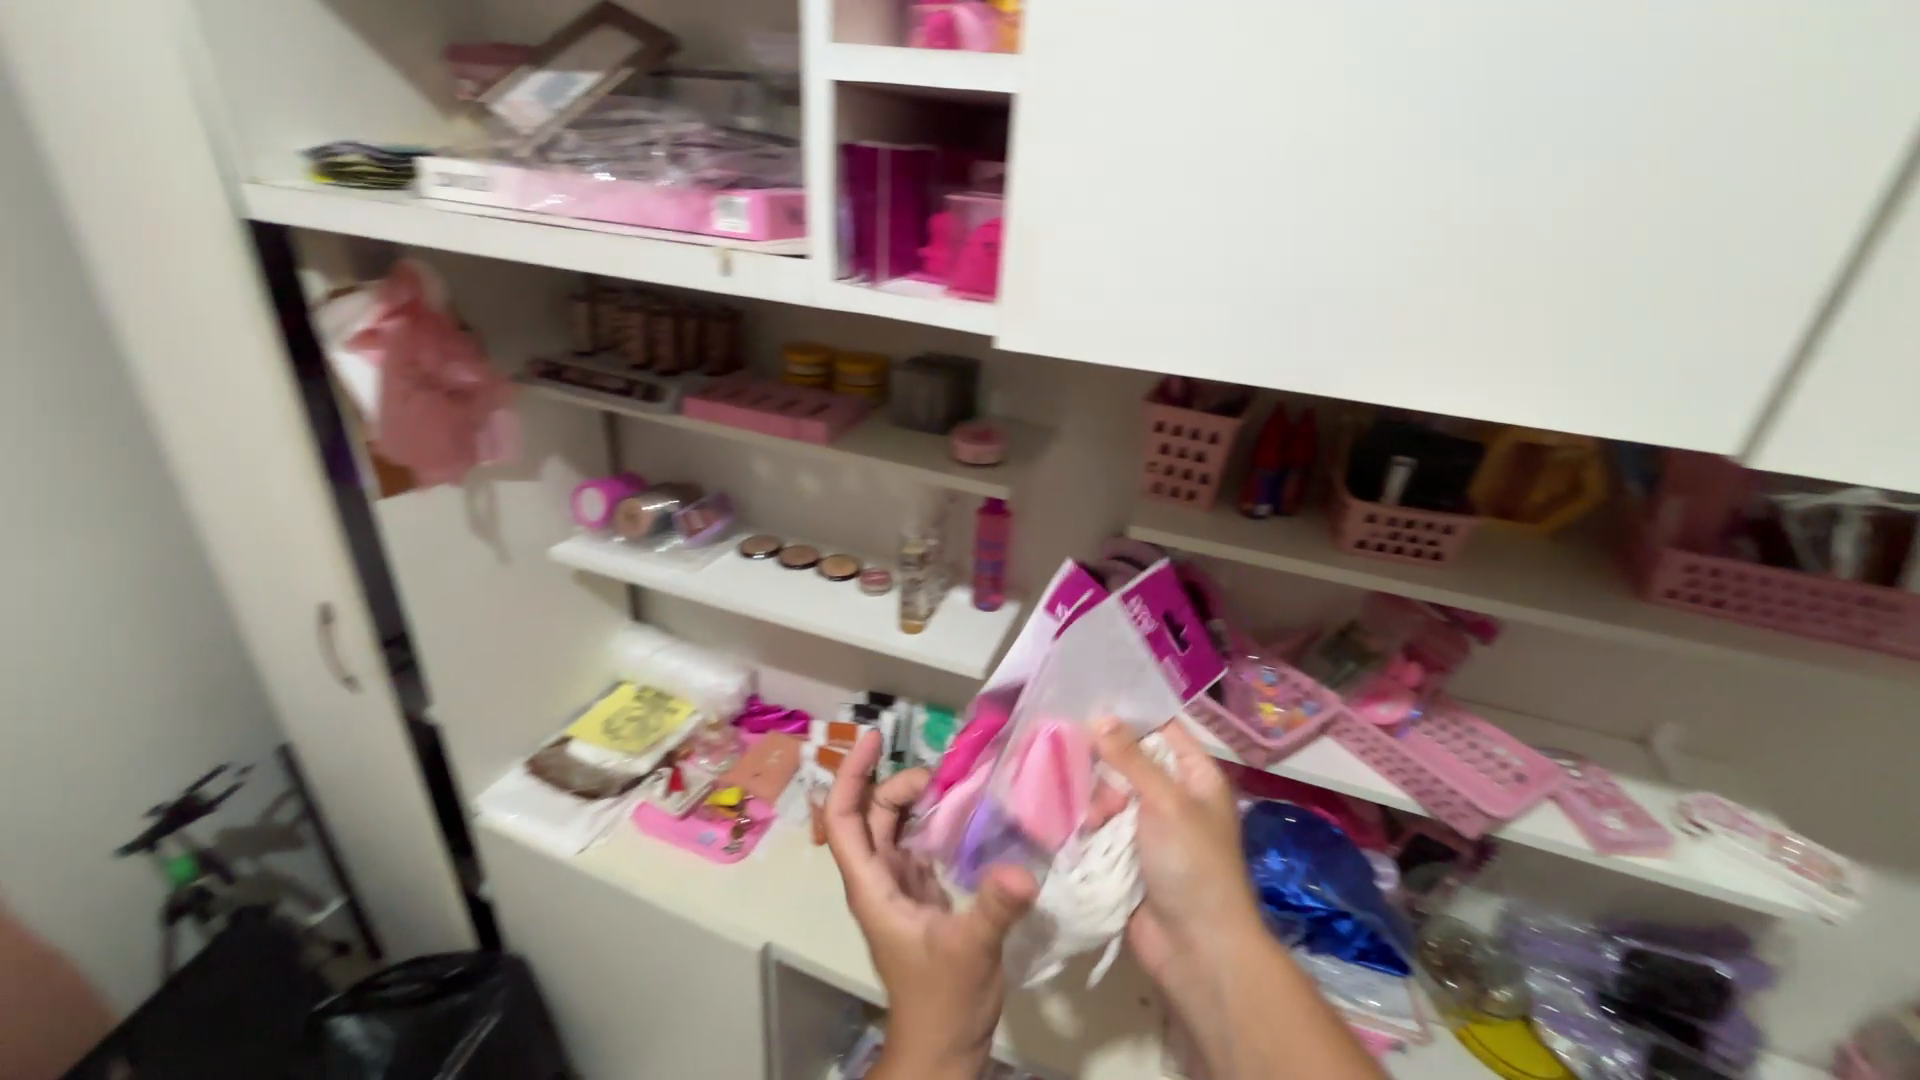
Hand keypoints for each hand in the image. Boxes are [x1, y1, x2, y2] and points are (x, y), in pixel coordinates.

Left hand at [826, 729, 1037, 1077]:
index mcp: (872, 885)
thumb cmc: (943, 999)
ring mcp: (900, 885)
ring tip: (960, 785)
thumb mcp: (969, 949)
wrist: (945, 1042)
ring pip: (897, 826)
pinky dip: (939, 821)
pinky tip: (970, 814)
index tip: (872, 737)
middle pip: (872, 814)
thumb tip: (1021, 872)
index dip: (851, 775)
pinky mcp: (923, 893)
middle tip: (943, 772)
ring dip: (919, 800)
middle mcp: (879, 877)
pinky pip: (922, 843)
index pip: (844, 819)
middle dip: (897, 783)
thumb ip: (992, 908)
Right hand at [1092, 719, 1266, 992]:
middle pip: (1128, 761)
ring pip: (1109, 794)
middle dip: (1106, 768)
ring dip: (1095, 802)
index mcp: (1196, 777)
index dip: (1130, 717)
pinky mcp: (1126, 856)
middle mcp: (1173, 797)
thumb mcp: (1165, 802)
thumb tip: (1100, 715)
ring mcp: (1148, 828)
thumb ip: (1131, 758)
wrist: (1196, 948)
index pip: (1162, 730)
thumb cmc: (1192, 864)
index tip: (1088, 705)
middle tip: (1096, 786)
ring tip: (1091, 822)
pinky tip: (1073, 828)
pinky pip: (1100, 827)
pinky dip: (1087, 825)